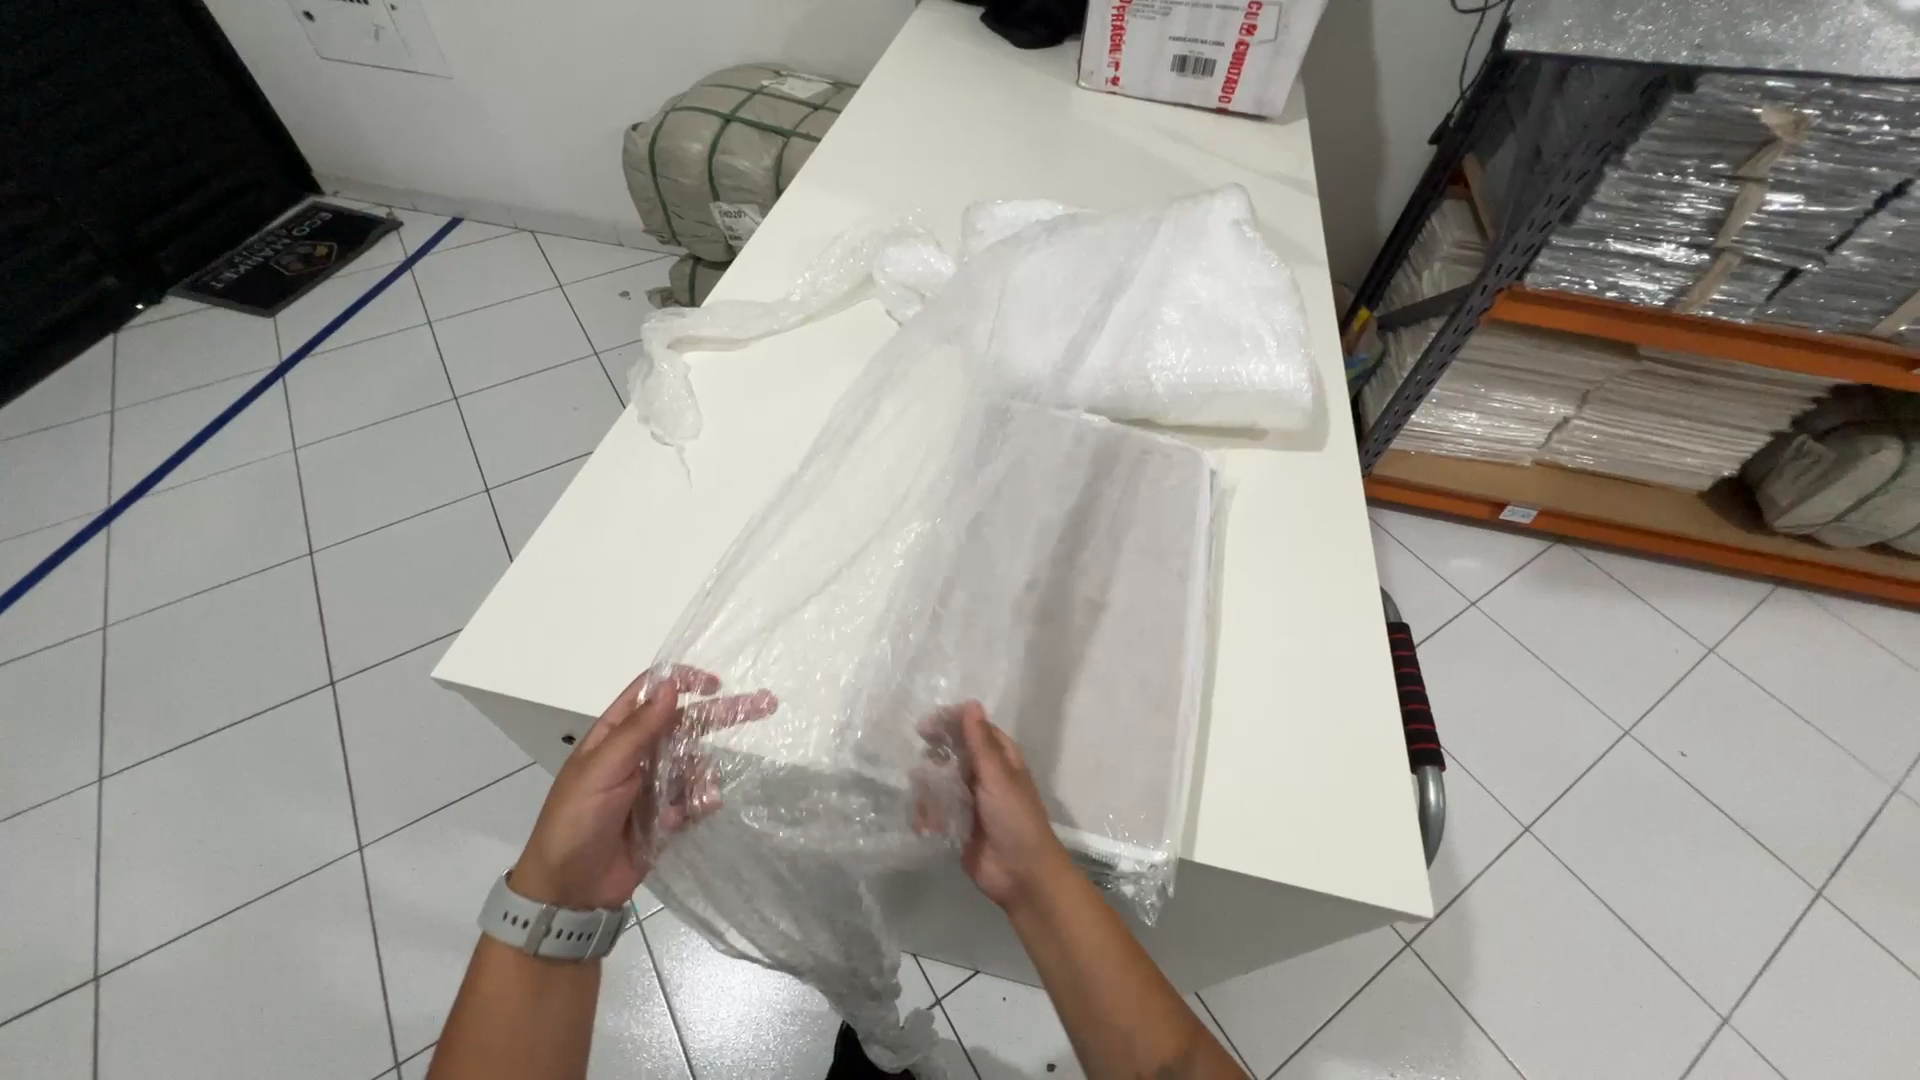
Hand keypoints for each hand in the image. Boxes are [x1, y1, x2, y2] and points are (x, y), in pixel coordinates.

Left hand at [510, 666, 777, 910]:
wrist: (571, 890)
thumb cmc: (576, 821)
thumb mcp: (601, 770)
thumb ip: (638, 729)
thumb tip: (671, 685)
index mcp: (616, 734)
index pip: (652, 692)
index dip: (683, 681)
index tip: (714, 685)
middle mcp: (640, 753)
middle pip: (688, 722)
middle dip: (724, 714)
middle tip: (765, 704)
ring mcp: (656, 784)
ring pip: (698, 762)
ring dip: (704, 776)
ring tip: (696, 799)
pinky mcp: (670, 814)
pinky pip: (699, 796)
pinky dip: (701, 802)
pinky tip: (688, 817)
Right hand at [920, 702, 1075, 912]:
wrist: (1021, 874)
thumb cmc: (1015, 819)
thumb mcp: (998, 776)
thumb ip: (980, 742)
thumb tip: (971, 704)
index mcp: (1000, 759)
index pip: (973, 729)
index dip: (951, 723)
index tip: (926, 725)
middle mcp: (984, 776)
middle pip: (952, 755)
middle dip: (936, 760)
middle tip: (926, 768)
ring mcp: (969, 801)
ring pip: (938, 783)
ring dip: (930, 791)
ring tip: (931, 805)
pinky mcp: (956, 825)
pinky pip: (934, 811)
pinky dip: (928, 816)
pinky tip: (928, 826)